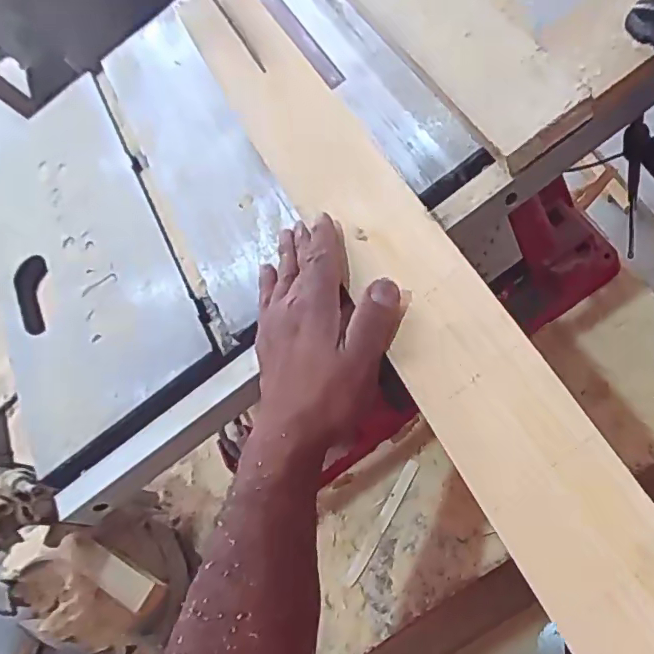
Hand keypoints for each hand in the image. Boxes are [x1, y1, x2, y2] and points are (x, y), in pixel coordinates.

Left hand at [253, 214, 402, 461]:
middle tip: (305, 223)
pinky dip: (269, 283)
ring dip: (286, 258)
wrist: (290, 433)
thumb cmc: (331, 399)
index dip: (325, 242)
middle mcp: (289, 310)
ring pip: (280, 281)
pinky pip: (267, 301)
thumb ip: (373, 321)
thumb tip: (385, 284)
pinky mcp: (269, 343)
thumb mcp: (362, 361)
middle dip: (304, 245)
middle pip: (296, 268)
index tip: (326, 219)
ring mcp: (275, 326)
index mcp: (314, 310)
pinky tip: (269, 278)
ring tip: (286, 238)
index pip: (320, 265)